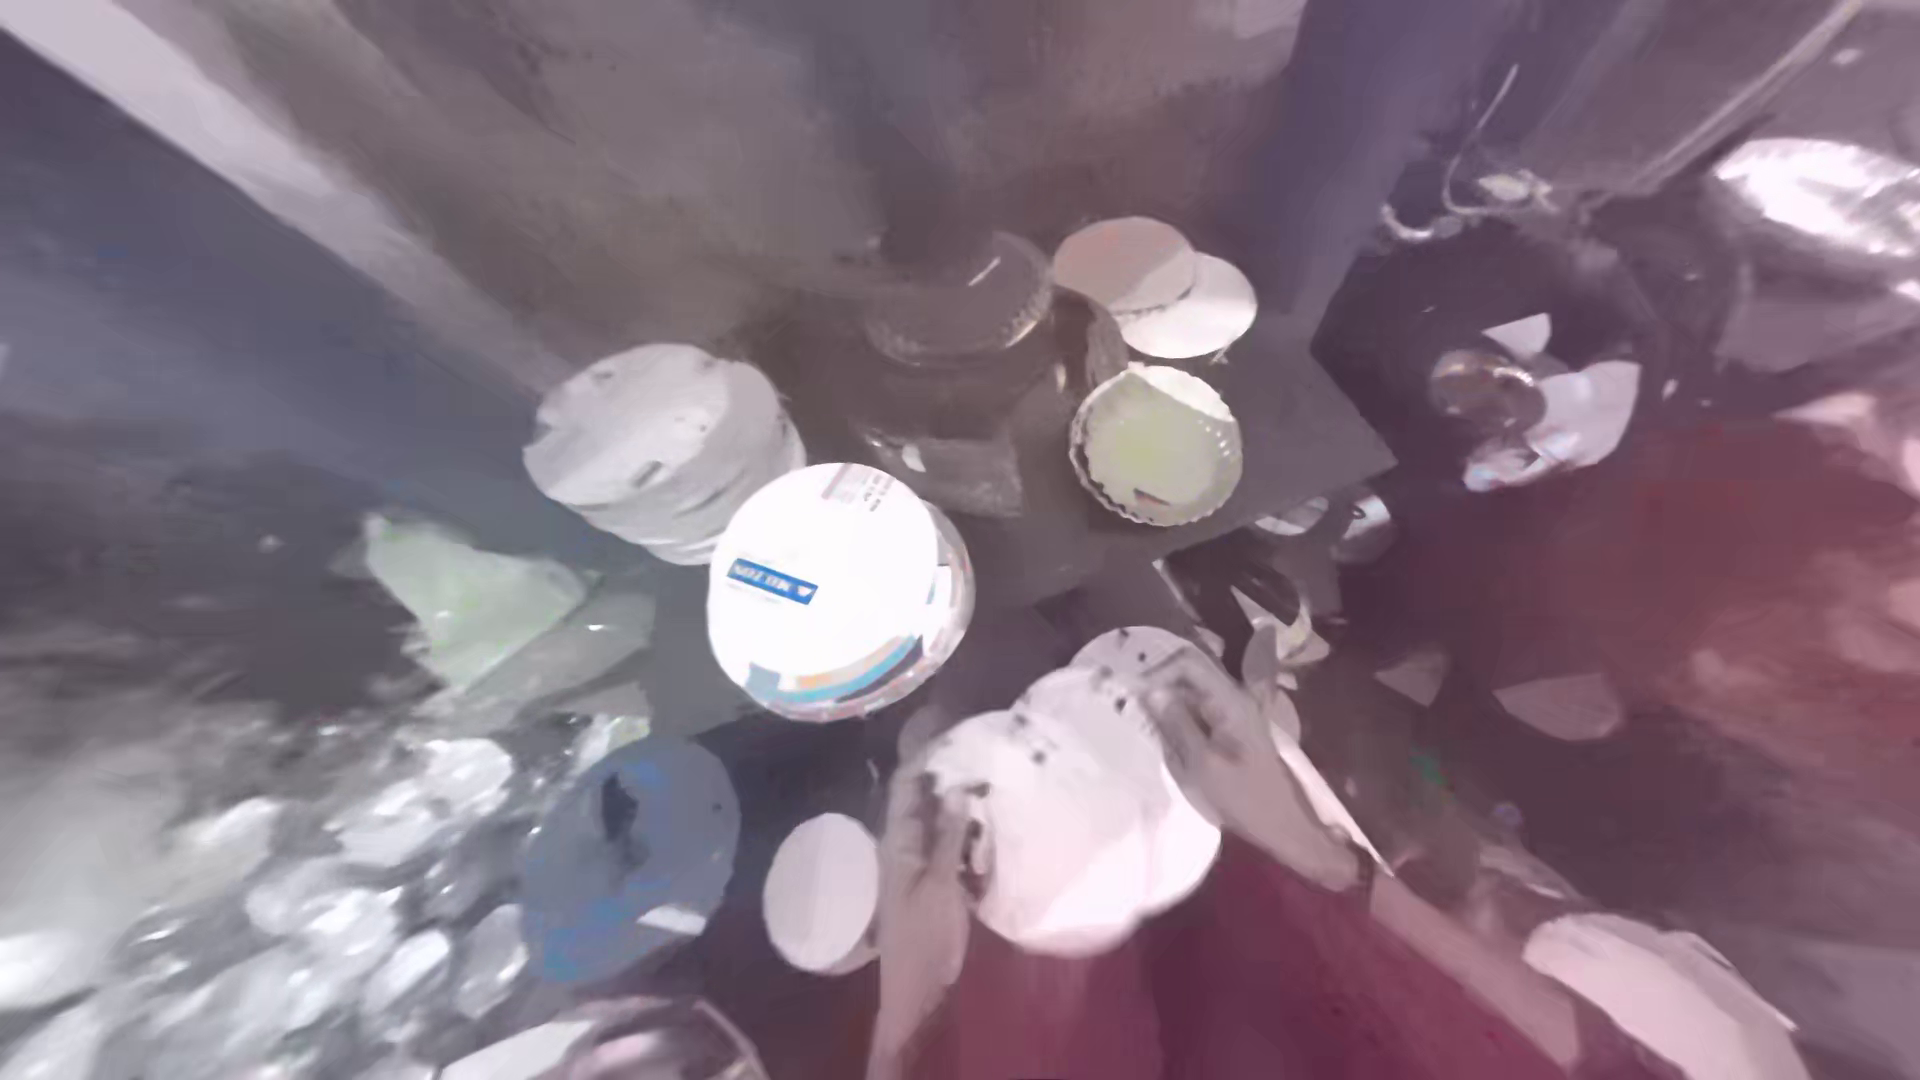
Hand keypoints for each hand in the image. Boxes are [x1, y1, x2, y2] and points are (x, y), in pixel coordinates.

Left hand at [866, 751, 974, 1079]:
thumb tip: (956, 787)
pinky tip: (988, 824)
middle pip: (923, 798)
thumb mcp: (940, 885)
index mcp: (898, 840)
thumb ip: (948, 836)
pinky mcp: (935, 879)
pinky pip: (950, 843)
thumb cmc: (925, 937)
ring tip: (989, 782)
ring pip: (939, 819)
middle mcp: (906, 843)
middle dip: (948, 776)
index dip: (924, 758)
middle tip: (981, 755)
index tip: (952, 736)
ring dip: (959, 803)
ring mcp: (920, 862)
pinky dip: (965, 830)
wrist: (918, 994)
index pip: (905, 785)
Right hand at [1139, 648, 1360, 892]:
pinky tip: (1166, 739)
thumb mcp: (1202, 762)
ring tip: (1148, 728)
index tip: (1135, 696)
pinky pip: (1196, 712)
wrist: (1285, 829)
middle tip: (1134, 711)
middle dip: (1159, 689)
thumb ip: (1176, 723)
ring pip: (1189, 695)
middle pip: (1187, 676)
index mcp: (1229, 700)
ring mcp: (1232, 713)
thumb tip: (1150, 690)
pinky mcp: (1229, 729)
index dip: (1158, 673)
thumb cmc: (1244, 798)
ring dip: (1166, 707)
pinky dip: (1178, 721)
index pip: (1187, 664)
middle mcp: (1232, 698)